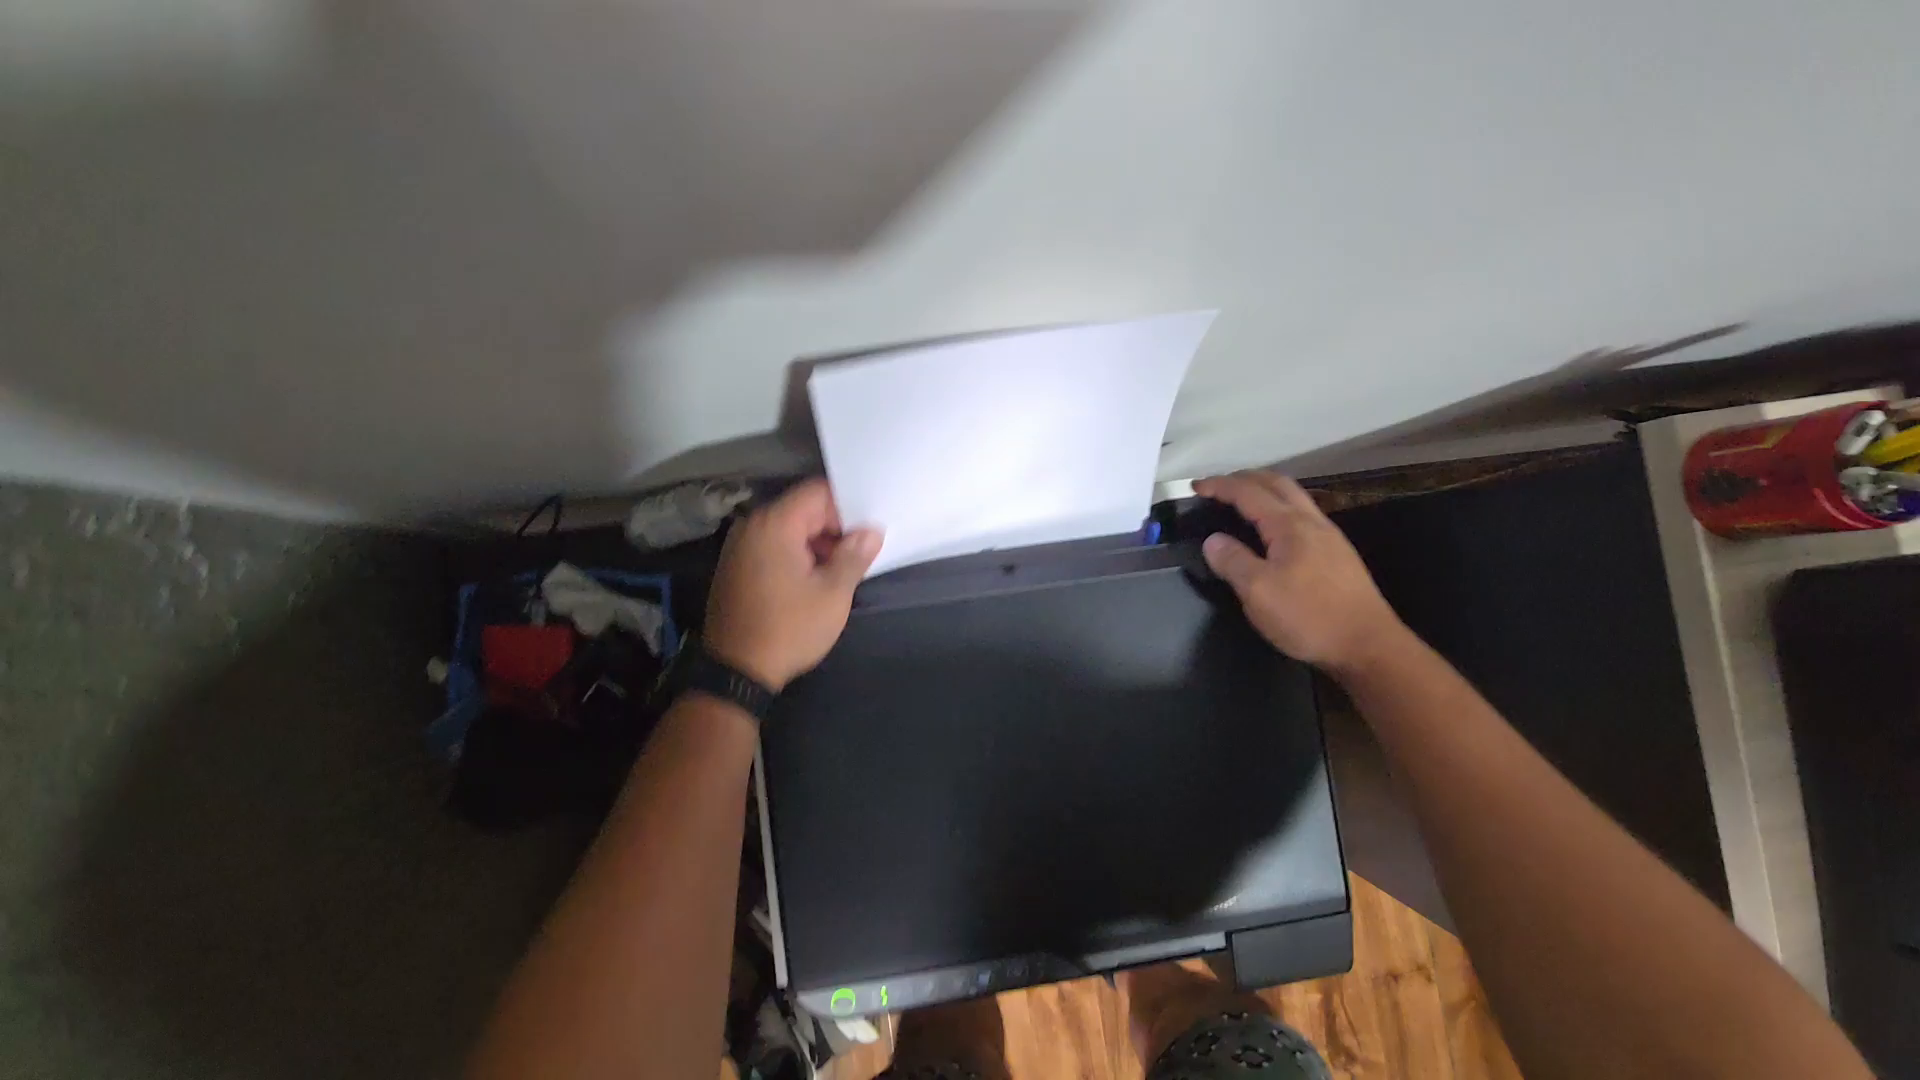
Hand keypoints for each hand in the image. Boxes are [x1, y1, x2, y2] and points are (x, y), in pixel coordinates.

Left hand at [702, 478, 881, 691]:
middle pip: (802, 509)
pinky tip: (812, 581)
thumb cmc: (789, 628)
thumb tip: (871, 532)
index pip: (818, 492)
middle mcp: (752, 526)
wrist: (736, 672)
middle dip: (833, 528)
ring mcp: (739, 546)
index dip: (848, 507)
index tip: (867, 532)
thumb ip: (854, 556)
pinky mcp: (735, 566)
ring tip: (839, 572)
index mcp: (774, 524)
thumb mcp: (832, 594)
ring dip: (816, 544)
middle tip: (859, 555)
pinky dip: (796, 555)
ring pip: (788, 529)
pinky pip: (773, 546)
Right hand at [1192, 471, 1406, 676]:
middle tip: (1219, 486)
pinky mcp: (1337, 555)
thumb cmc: (1308, 616)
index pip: (1249, 493)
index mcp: (1289, 525)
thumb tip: (1213, 540)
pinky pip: (1303, 516)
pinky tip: (1273, 530)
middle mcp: (1312, 522)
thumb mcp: (1258, 591)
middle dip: (1245, 478)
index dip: (1220, 486)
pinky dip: (1279, 509)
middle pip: (1277, 484)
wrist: (1367, 645)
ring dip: (1265, 491)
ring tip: (1243, 501)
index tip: (1195, 486)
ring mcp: (1329, 537)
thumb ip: (1232, 561)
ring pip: (1294, 498)